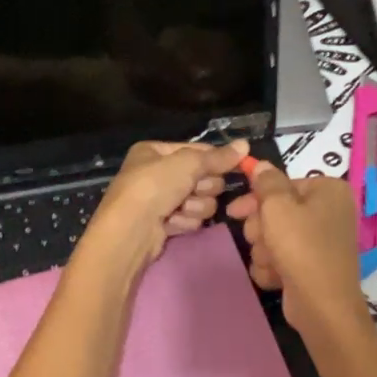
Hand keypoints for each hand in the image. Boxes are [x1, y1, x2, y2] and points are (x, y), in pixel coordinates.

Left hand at [81, 140, 248, 271]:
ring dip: (193, 207)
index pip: (197, 150)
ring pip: (200, 200)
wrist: (131, 231)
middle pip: (202, 177)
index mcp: (155, 152)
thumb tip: (245, 145)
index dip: (213, 160)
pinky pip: (189, 218)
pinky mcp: (164, 223)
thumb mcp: (188, 164)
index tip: (231, 166)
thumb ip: (217, 157)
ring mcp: (160, 200)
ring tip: (178, 210)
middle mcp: (156, 173)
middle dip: (202, 188)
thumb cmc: (155, 187)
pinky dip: (183, 221)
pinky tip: (170, 224)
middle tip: (192, 191)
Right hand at [225, 163, 368, 334]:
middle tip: (262, 241)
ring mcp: (320, 241)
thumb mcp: (278, 207)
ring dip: (265, 251)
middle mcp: (328, 212)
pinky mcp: (310, 266)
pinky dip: (274, 268)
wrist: (322, 306)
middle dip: (261, 231)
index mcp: (328, 191)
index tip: (234, 212)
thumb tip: (260, 165)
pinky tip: (278, 277)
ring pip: (273, 237)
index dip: (256, 199)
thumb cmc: (301, 248)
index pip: (281, 185)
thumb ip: (267, 182)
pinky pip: (280, 259)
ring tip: (274, 263)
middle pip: (275, 212)